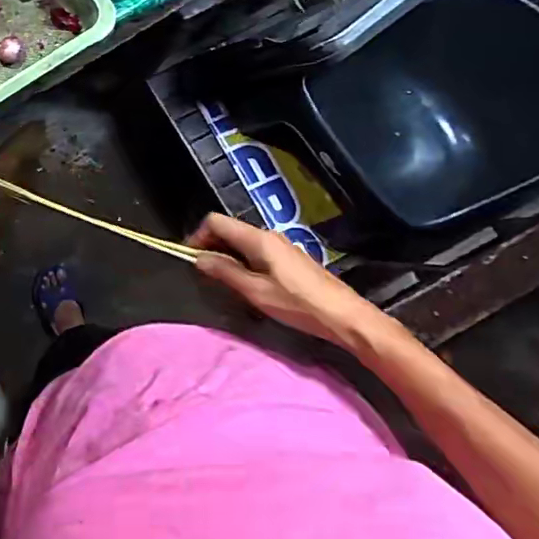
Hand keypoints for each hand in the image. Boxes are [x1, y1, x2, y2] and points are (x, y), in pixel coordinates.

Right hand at [187, 213, 386, 350]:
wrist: (346, 317)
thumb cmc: (299, 304)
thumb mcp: (255, 291)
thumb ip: (225, 272)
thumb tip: (199, 258)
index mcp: (257, 239)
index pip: (215, 221)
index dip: (198, 236)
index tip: (191, 258)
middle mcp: (268, 235)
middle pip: (228, 229)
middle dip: (211, 246)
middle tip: (205, 272)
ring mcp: (281, 245)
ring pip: (242, 240)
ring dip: (227, 255)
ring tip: (224, 280)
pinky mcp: (289, 257)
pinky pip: (256, 250)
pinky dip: (243, 260)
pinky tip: (248, 283)